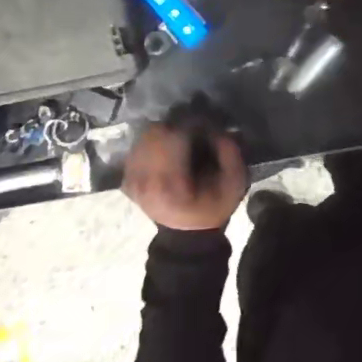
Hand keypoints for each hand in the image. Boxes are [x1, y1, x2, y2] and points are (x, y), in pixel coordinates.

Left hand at [121, 122, 248, 230]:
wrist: (187, 235)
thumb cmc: (212, 209)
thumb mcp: (234, 184)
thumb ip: (229, 153)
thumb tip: (217, 130)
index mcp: (170, 181)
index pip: (176, 135)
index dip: (194, 126)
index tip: (207, 131)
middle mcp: (144, 178)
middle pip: (156, 131)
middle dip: (177, 128)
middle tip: (192, 136)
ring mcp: (131, 179)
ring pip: (145, 136)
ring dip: (164, 134)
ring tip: (179, 144)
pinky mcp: (127, 180)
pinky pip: (137, 148)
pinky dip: (152, 145)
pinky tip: (165, 154)